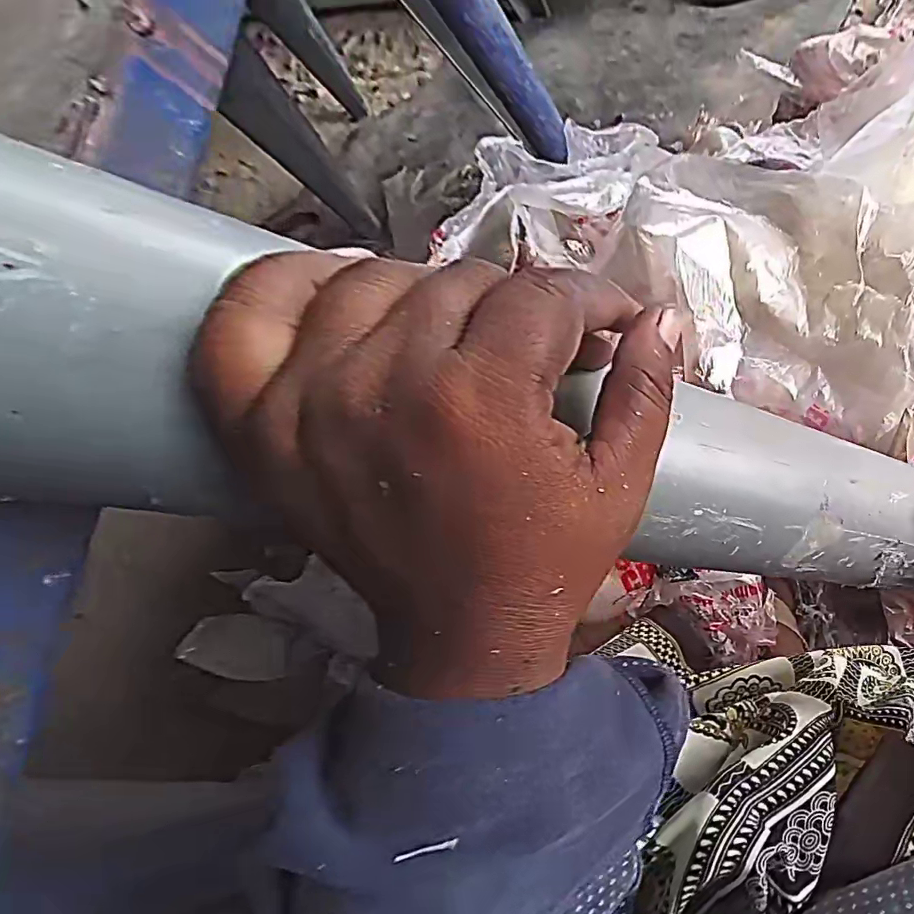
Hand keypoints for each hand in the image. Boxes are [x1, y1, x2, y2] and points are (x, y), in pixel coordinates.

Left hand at [191, 252, 680, 698]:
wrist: (465, 634)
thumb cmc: (549, 563)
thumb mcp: (620, 484)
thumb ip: (645, 392)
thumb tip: (662, 319)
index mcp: (482, 402)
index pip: (541, 296)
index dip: (590, 299)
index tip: (608, 320)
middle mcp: (386, 384)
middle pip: (463, 282)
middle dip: (524, 306)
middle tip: (548, 347)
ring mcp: (309, 398)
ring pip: (376, 279)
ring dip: (437, 295)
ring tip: (471, 338)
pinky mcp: (263, 422)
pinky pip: (252, 308)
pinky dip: (295, 283)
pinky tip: (350, 296)